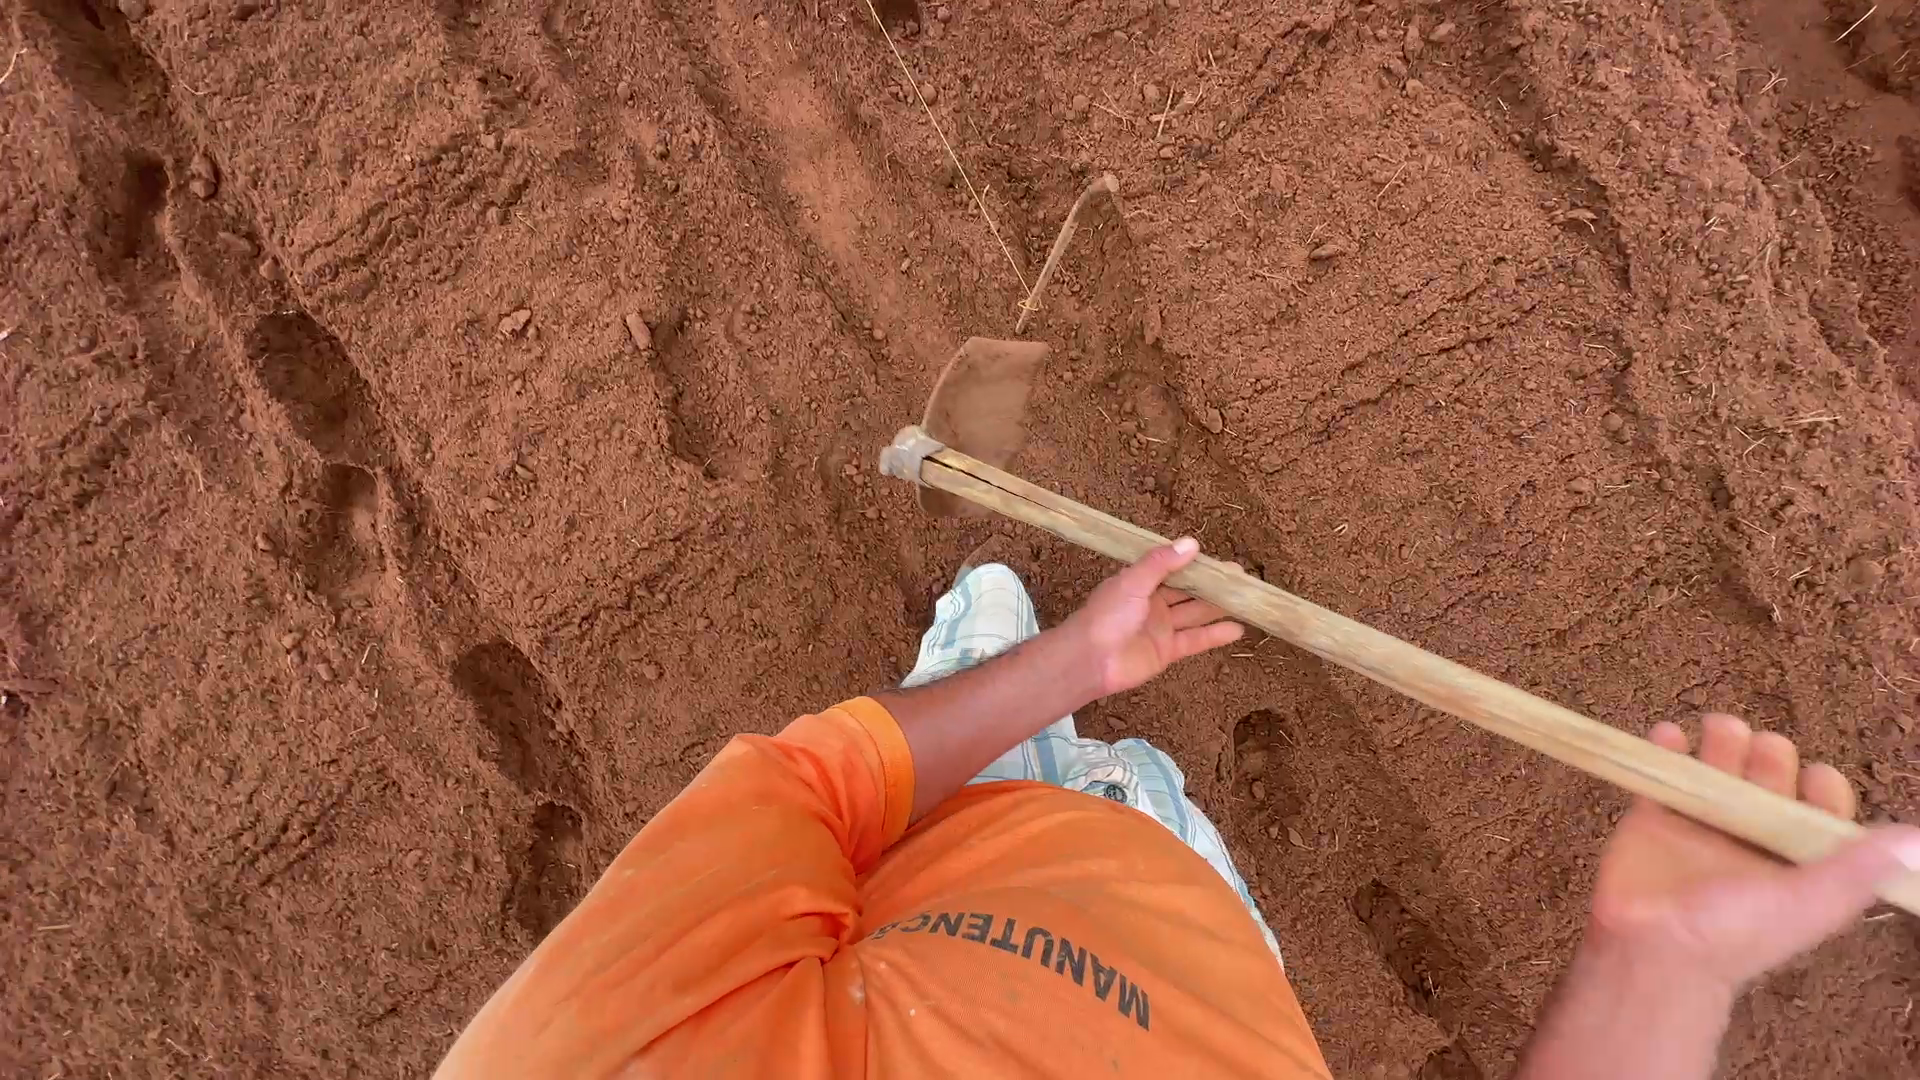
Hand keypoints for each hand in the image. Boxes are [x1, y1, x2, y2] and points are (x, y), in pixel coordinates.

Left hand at [1057, 537, 1244, 698]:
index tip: (1222, 561)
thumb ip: (1161, 563)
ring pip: (1195, 614)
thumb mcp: (1132, 581)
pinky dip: (1215, 635)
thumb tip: (1192, 543)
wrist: (1090, 660)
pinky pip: (1195, 640)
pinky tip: (1237, 629)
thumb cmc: (1107, 615)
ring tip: (1247, 599)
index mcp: (1140, 582)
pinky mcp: (1166, 651)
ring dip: (1218, 607)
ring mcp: (1160, 628)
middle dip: (1213, 585)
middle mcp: (1152, 603)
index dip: (1196, 564)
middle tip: (1243, 579)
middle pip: (1188, 591)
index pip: (1173, 568)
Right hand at [1589, 713, 1919, 989]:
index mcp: (1795, 861)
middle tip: (1760, 741)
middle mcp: (1749, 838)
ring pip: (1712, 774)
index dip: (1819, 789)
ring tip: (1719, 724)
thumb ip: (1854, 868)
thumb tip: (1917, 838)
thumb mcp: (1806, 903)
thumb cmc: (1737, 931)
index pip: (1816, 813)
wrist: (1655, 943)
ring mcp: (1697, 826)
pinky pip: (1658, 779)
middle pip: (1762, 783)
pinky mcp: (1651, 819)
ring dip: (1717, 746)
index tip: (1815, 773)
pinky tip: (1667, 733)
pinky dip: (1661, 753)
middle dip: (1765, 757)